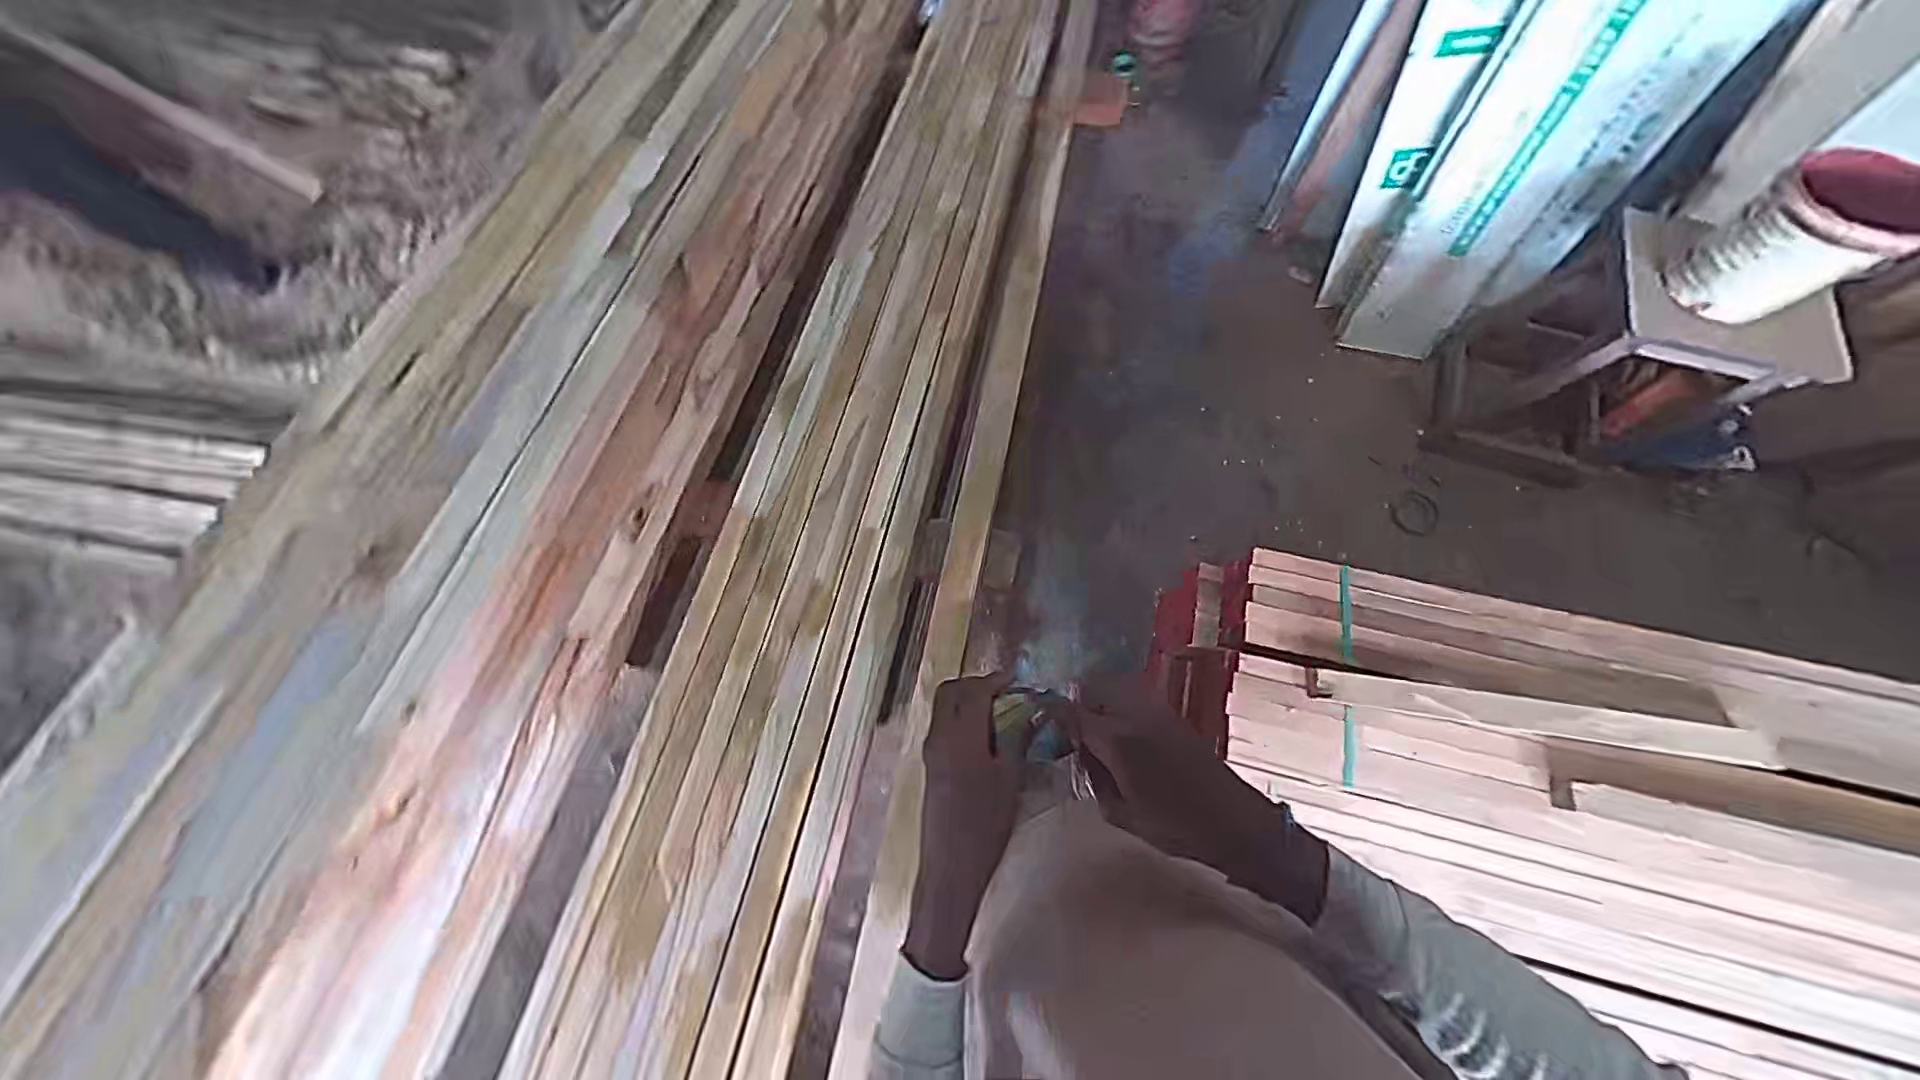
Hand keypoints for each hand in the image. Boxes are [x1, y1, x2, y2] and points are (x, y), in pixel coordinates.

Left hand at [905, 672, 1031, 979]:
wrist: (950, 867)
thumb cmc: (985, 824)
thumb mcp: (1010, 778)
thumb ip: (1018, 738)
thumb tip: (1032, 711)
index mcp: (960, 736)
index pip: (974, 691)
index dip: (996, 680)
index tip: (1017, 679)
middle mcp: (938, 736)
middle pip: (951, 692)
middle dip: (977, 684)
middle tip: (1005, 692)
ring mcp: (930, 751)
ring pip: (945, 708)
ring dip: (968, 700)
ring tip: (1000, 713)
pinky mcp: (930, 766)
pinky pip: (944, 726)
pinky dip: (962, 718)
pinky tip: (986, 736)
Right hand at [1070, 673, 1328, 922]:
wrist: (1237, 822)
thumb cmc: (1176, 826)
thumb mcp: (1121, 813)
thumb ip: (1093, 778)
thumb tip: (1082, 755)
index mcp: (1117, 739)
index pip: (1071, 713)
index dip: (1049, 712)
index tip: (1035, 717)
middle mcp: (1134, 713)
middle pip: (1091, 689)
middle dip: (1075, 704)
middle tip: (1068, 731)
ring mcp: (1156, 709)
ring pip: (1114, 687)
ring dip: (1098, 702)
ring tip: (1094, 732)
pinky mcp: (1172, 715)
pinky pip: (1134, 697)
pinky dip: (1119, 706)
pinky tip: (1121, 734)